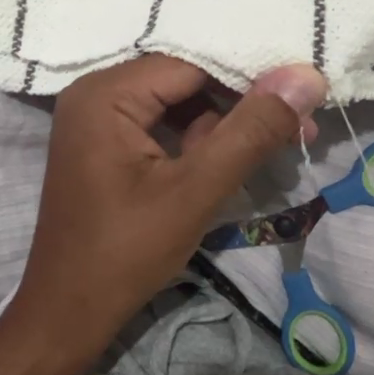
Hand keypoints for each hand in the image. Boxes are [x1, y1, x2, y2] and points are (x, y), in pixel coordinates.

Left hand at [0, 54, 326, 365]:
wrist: (67, 311)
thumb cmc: (125, 253)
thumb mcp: (195, 191)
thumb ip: (251, 131)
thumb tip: (305, 76)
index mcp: (104, 93)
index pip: (191, 62)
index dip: (250, 76)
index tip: (305, 99)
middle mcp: (94, 93)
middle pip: (183, 78)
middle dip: (241, 100)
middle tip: (301, 126)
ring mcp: (95, 119)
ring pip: (174, 102)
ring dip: (224, 121)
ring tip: (280, 141)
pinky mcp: (103, 144)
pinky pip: (158, 124)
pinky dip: (197, 138)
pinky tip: (235, 156)